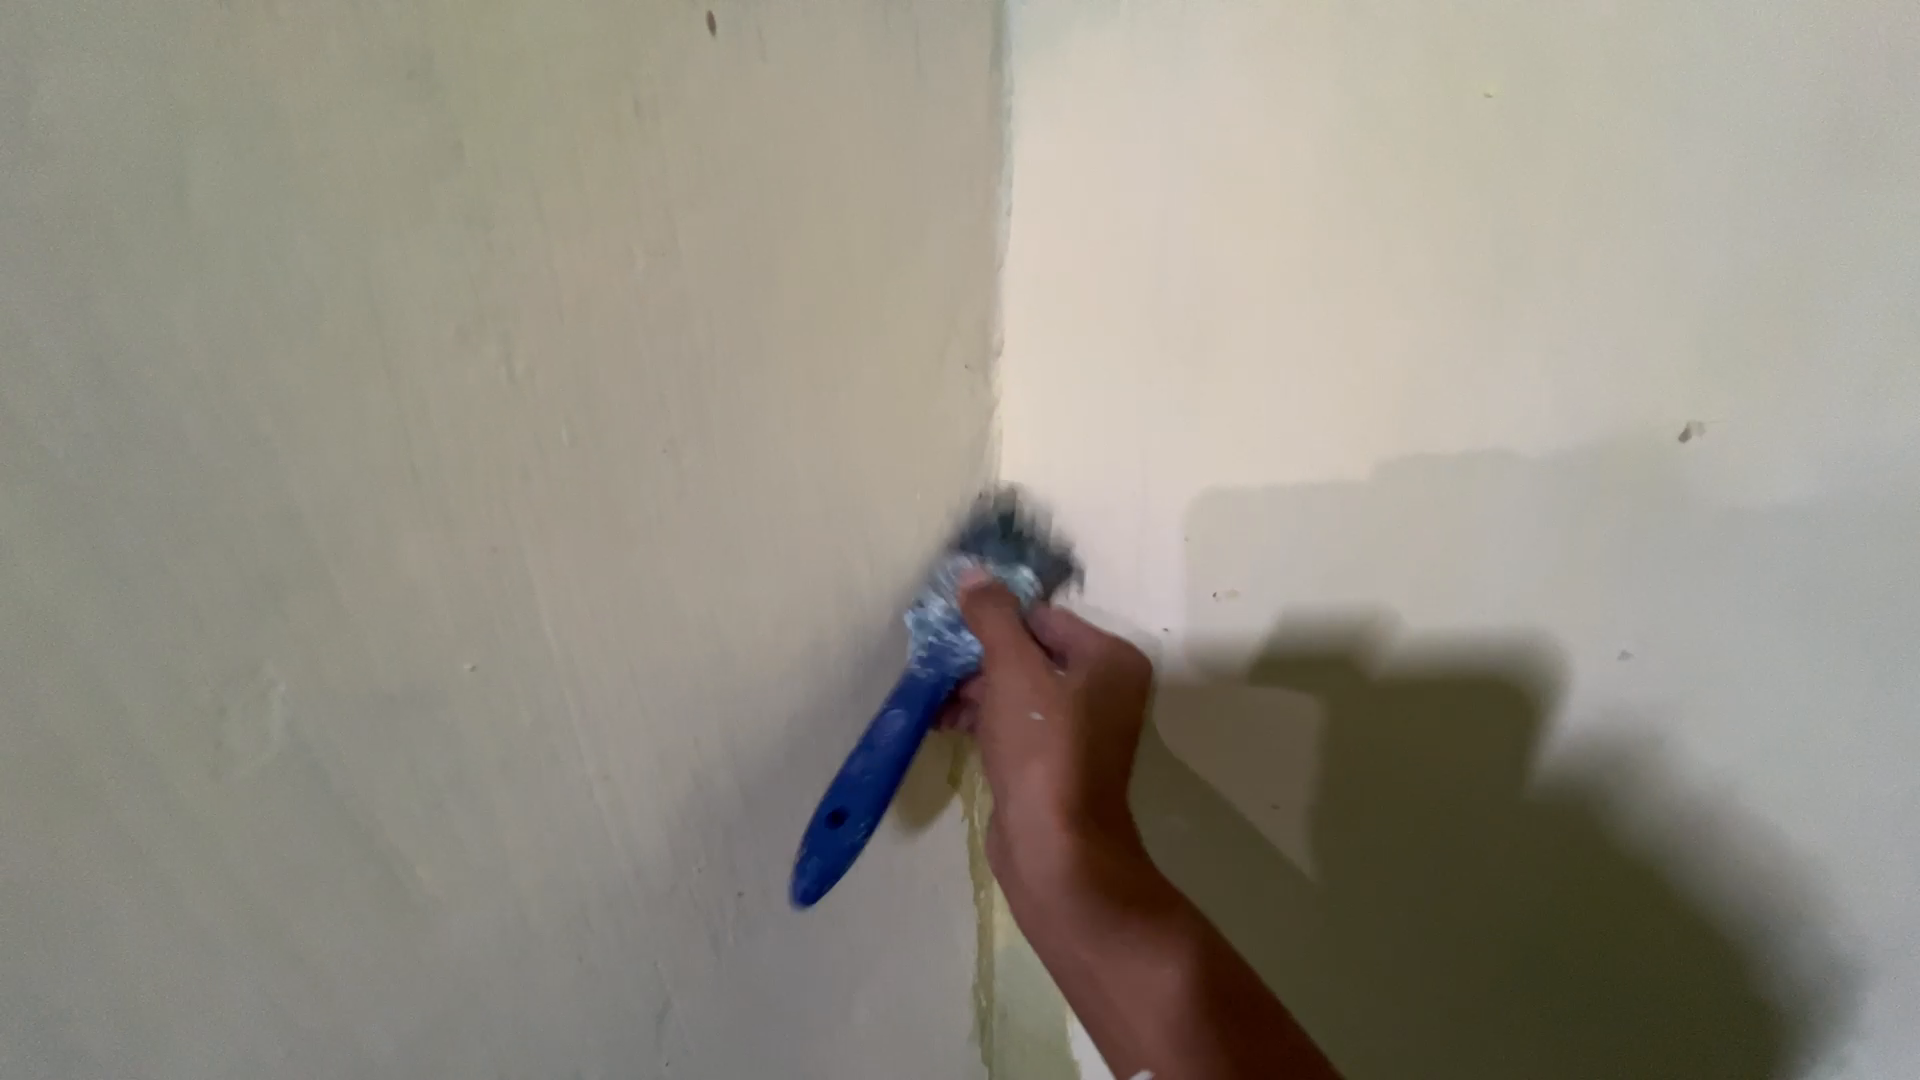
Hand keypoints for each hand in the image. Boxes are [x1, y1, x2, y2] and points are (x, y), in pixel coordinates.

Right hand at [938, 572, 1154, 885]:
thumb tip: (973, 574)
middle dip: (978, 656)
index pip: (1044, 617)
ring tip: (930, 694)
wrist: (1054, 847)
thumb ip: (992, 616)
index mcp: (1109, 659)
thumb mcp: (1012, 669)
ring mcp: (1080, 728)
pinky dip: (981, 717)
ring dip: (972, 688)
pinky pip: (1015, 722)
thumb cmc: (1042, 748)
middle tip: (933, 660)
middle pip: (1029, 653)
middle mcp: (1103, 688)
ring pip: (1017, 689)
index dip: (995, 620)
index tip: (950, 626)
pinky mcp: (1054, 761)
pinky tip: (940, 720)